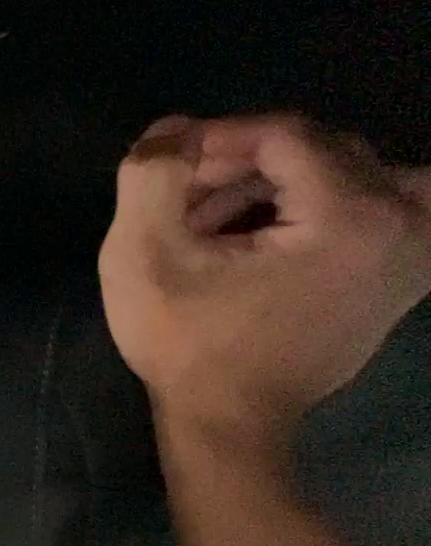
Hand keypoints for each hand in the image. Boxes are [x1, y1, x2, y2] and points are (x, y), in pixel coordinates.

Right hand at [99, 114, 430, 453]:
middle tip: (178, 199)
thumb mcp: (141, 256)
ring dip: (275, 183)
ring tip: (212, 221)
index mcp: (355, 215)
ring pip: (348, 174)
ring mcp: (417, 251)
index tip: (161, 166)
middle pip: (322, 150)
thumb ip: (152, 178)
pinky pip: (370, 207)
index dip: (215, 139)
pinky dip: (308, 207)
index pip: (287, 134)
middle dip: (241, 163)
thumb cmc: (184, 339)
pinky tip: (253, 239)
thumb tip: (170, 129)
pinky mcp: (405, 274)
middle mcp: (411, 221)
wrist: (230, 417)